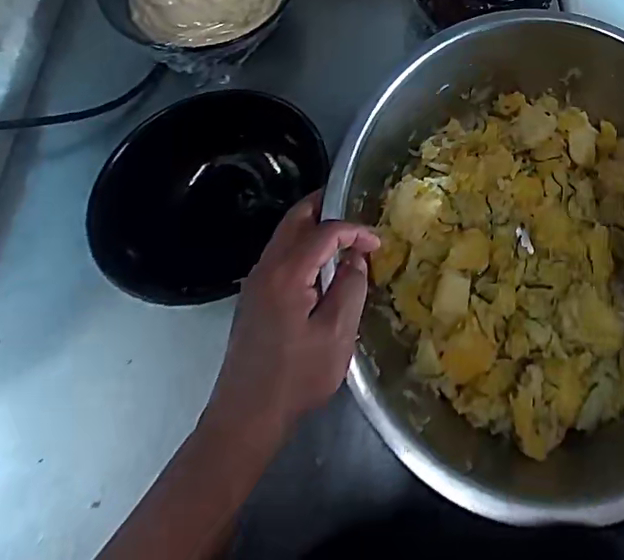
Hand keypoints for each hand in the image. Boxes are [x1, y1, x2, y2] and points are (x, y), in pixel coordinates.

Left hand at [201, 192, 380, 441]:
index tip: (378, 245)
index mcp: (286, 273)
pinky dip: (304, 245)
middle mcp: (266, 269)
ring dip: (315, 226)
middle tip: (358, 207)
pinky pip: (281, 254)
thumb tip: (357, 258)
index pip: (325, 231)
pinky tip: (324, 263)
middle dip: (327, 206)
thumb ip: (351, 287)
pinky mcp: (254, 298)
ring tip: (347, 236)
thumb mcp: (337, 334)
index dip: (355, 231)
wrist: (244, 419)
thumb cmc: (296, 378)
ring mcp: (256, 283)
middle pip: (295, 218)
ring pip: (285, 234)